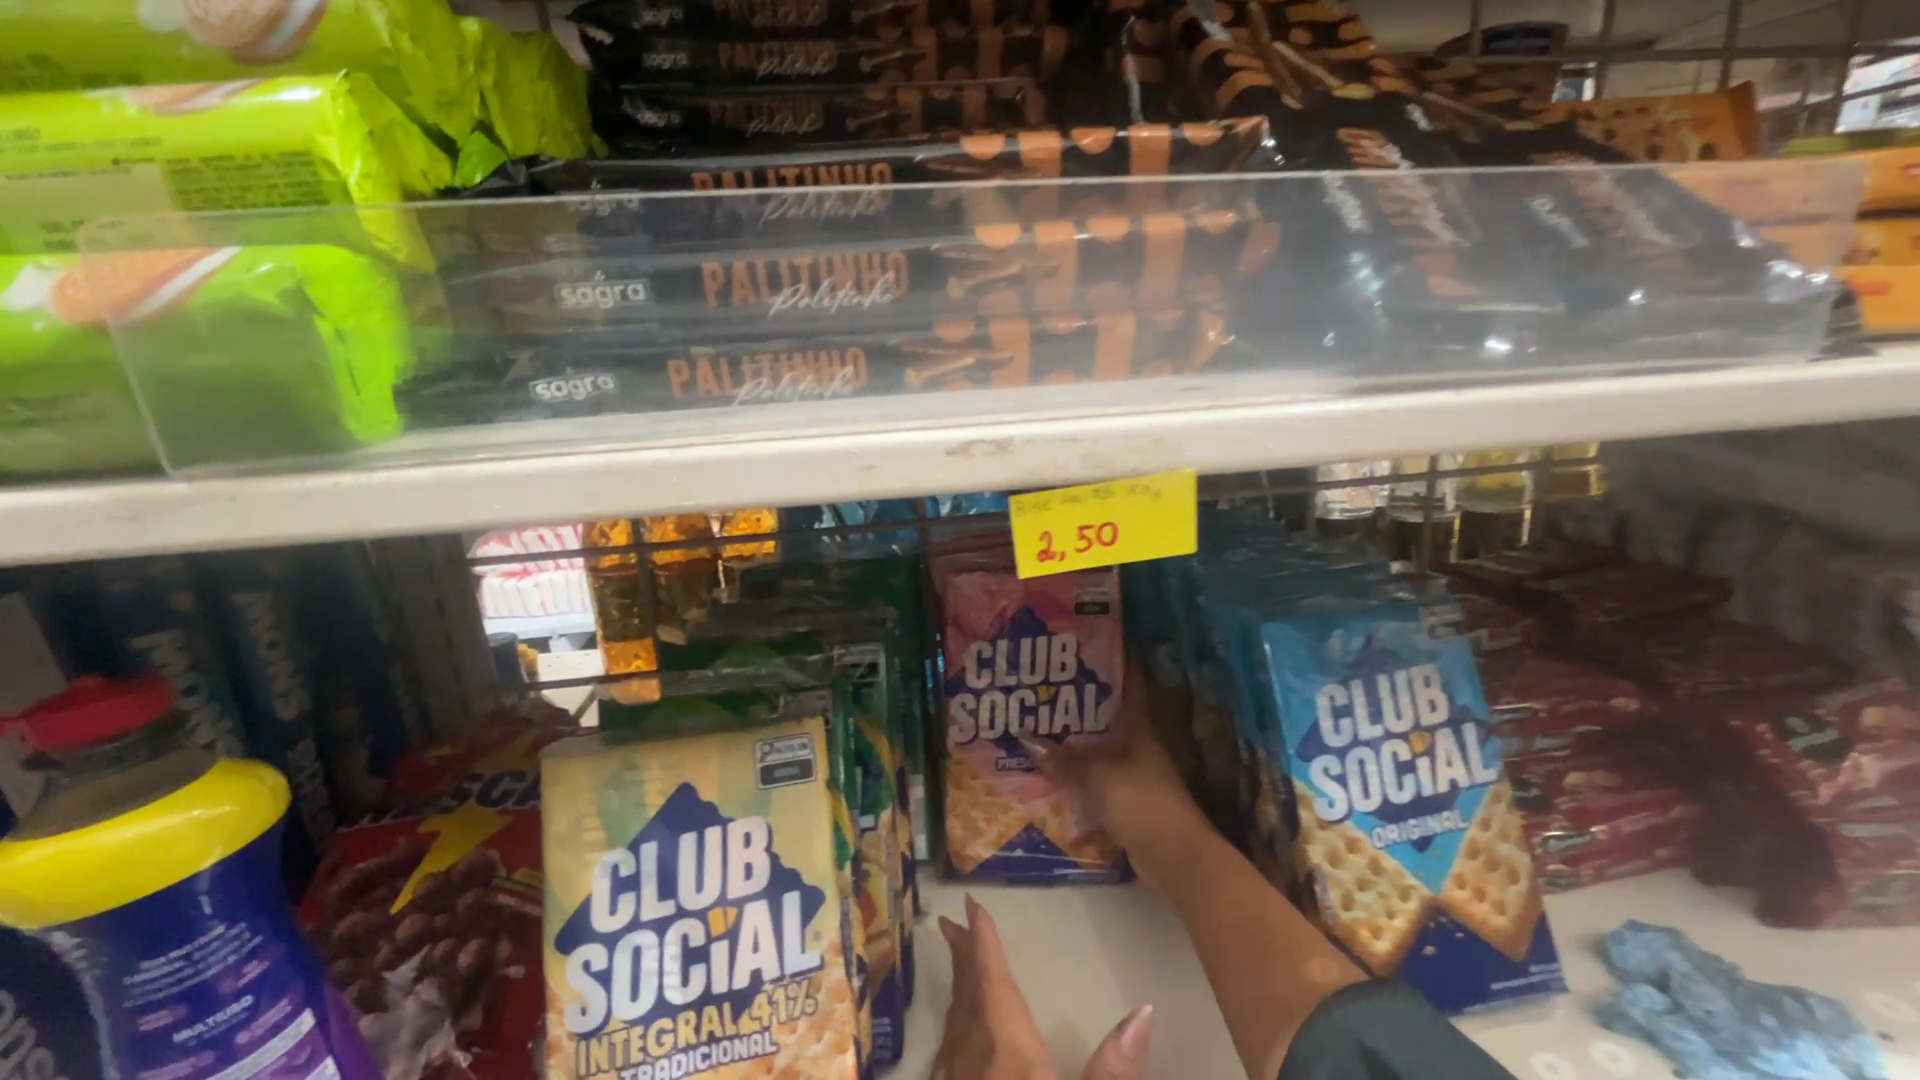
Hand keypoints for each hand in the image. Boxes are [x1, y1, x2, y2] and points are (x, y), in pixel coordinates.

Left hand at [933, 895, 1153, 1079]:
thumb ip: (1113, 1070)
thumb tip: (1144, 1012)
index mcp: (1006, 1049)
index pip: (992, 982)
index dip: (982, 940)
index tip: (970, 903)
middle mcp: (970, 1059)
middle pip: (965, 995)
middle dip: (963, 955)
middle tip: (951, 921)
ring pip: (952, 1024)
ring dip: (957, 987)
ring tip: (959, 963)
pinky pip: (948, 1052)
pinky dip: (955, 1025)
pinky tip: (960, 1035)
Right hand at [1023, 664, 1209, 891]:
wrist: (1174, 855)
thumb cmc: (1141, 800)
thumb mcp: (1097, 776)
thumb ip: (1063, 759)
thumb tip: (1025, 739)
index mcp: (1138, 726)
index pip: (1128, 683)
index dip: (1111, 663)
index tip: (1083, 648)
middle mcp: (1138, 743)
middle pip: (1107, 717)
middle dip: (1078, 706)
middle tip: (1042, 690)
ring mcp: (1134, 773)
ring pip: (1100, 750)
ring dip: (1075, 744)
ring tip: (1038, 730)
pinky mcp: (1128, 801)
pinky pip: (1096, 781)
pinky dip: (1077, 778)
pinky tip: (1051, 775)